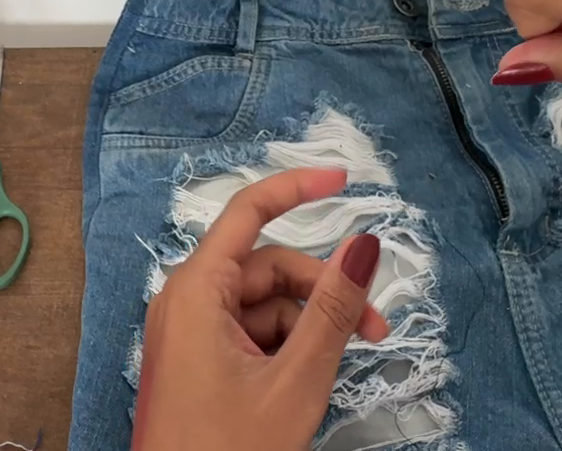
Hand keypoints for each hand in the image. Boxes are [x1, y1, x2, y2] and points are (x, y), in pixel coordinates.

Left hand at [131, 168, 389, 450]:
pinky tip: (310, 377)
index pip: (249, 210)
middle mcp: (189, 298)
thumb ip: (332, 311)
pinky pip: (252, 332)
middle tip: (373, 326)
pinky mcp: (200, 358)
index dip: (296, 186)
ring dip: (310, 322)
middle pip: (267, 266)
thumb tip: (365, 246)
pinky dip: (287, 345)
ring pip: (265, 302)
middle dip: (321, 288)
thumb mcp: (292, 383)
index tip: (343, 178)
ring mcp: (192, 330)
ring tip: (350, 357)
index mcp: (196, 288)